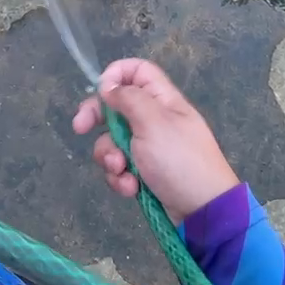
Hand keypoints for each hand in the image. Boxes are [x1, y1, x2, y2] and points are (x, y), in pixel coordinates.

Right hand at [71, 58, 238, 220]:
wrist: (204, 213)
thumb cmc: (180, 161)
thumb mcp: (153, 123)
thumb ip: (128, 99)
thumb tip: (109, 87)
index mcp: (162, 100)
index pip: (137, 71)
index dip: (116, 74)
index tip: (101, 92)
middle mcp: (153, 119)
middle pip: (115, 105)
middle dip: (96, 118)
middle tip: (80, 128)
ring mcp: (148, 147)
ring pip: (112, 140)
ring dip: (110, 156)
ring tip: (121, 171)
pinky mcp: (144, 171)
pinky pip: (120, 166)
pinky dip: (120, 177)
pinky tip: (131, 187)